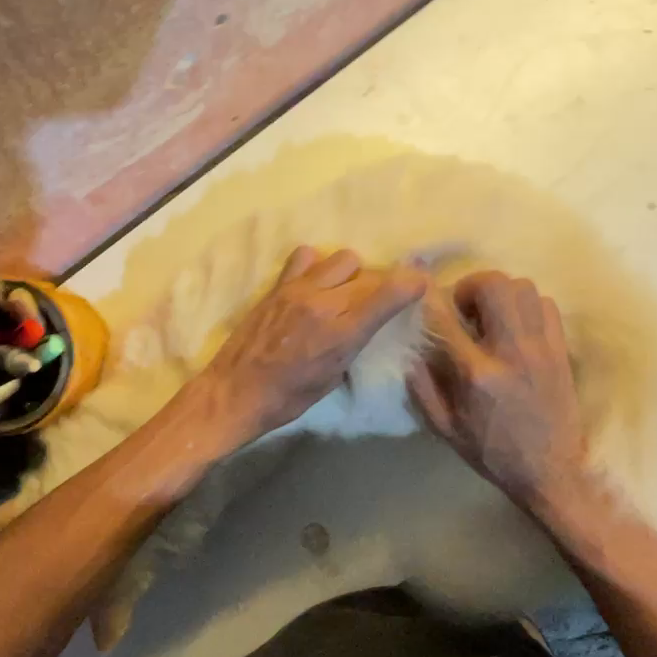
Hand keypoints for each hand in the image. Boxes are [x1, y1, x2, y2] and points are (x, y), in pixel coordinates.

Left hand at [188, 246, 426, 439]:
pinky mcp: (277, 286)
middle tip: (383, 295)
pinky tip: (314, 284)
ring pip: (342, 259)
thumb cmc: (287, 399)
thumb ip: (353, 345)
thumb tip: (365, 326)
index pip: (387, 294)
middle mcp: (323, 303)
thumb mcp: (332, 378)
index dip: (411, 284)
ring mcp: (298, 290)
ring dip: (352, 273)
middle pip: (369, 274)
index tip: (422, 282)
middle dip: (384, 282)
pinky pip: (306, 257)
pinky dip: (317, 265)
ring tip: (345, 291)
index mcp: (341, 333)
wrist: (234, 392)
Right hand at [407, 271, 589, 513]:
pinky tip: (516, 326)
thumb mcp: (445, 429)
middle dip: (470, 287)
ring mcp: (541, 348)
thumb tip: (409, 355)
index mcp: (476, 375)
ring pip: (523, 288)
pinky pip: (546, 305)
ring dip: (500, 293)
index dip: (430, 302)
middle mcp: (511, 352)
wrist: (551, 471)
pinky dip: (526, 305)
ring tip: (490, 315)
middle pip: (493, 286)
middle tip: (463, 308)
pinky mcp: (561, 350)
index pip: (446, 320)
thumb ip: (422, 390)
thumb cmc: (492, 453)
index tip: (423, 300)